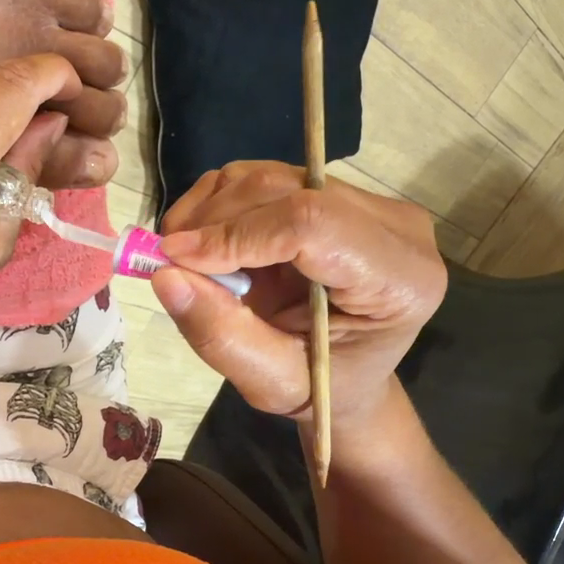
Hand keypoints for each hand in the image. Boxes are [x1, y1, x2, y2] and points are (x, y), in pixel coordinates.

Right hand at [149, 162, 446, 428]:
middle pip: (285, 189)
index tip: (172, 258)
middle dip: (213, 221)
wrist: (343, 375)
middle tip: (168, 261)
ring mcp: (364, 201)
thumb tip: (164, 276)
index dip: (235, 234)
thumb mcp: (270, 382)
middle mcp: (393, 226)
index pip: (312, 224)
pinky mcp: (329, 191)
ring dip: (209, 210)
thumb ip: (222, 334)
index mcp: (398, 279)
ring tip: (187, 257)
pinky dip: (216, 203)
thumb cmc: (319, 388)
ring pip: (266, 176)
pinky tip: (205, 243)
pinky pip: (259, 176)